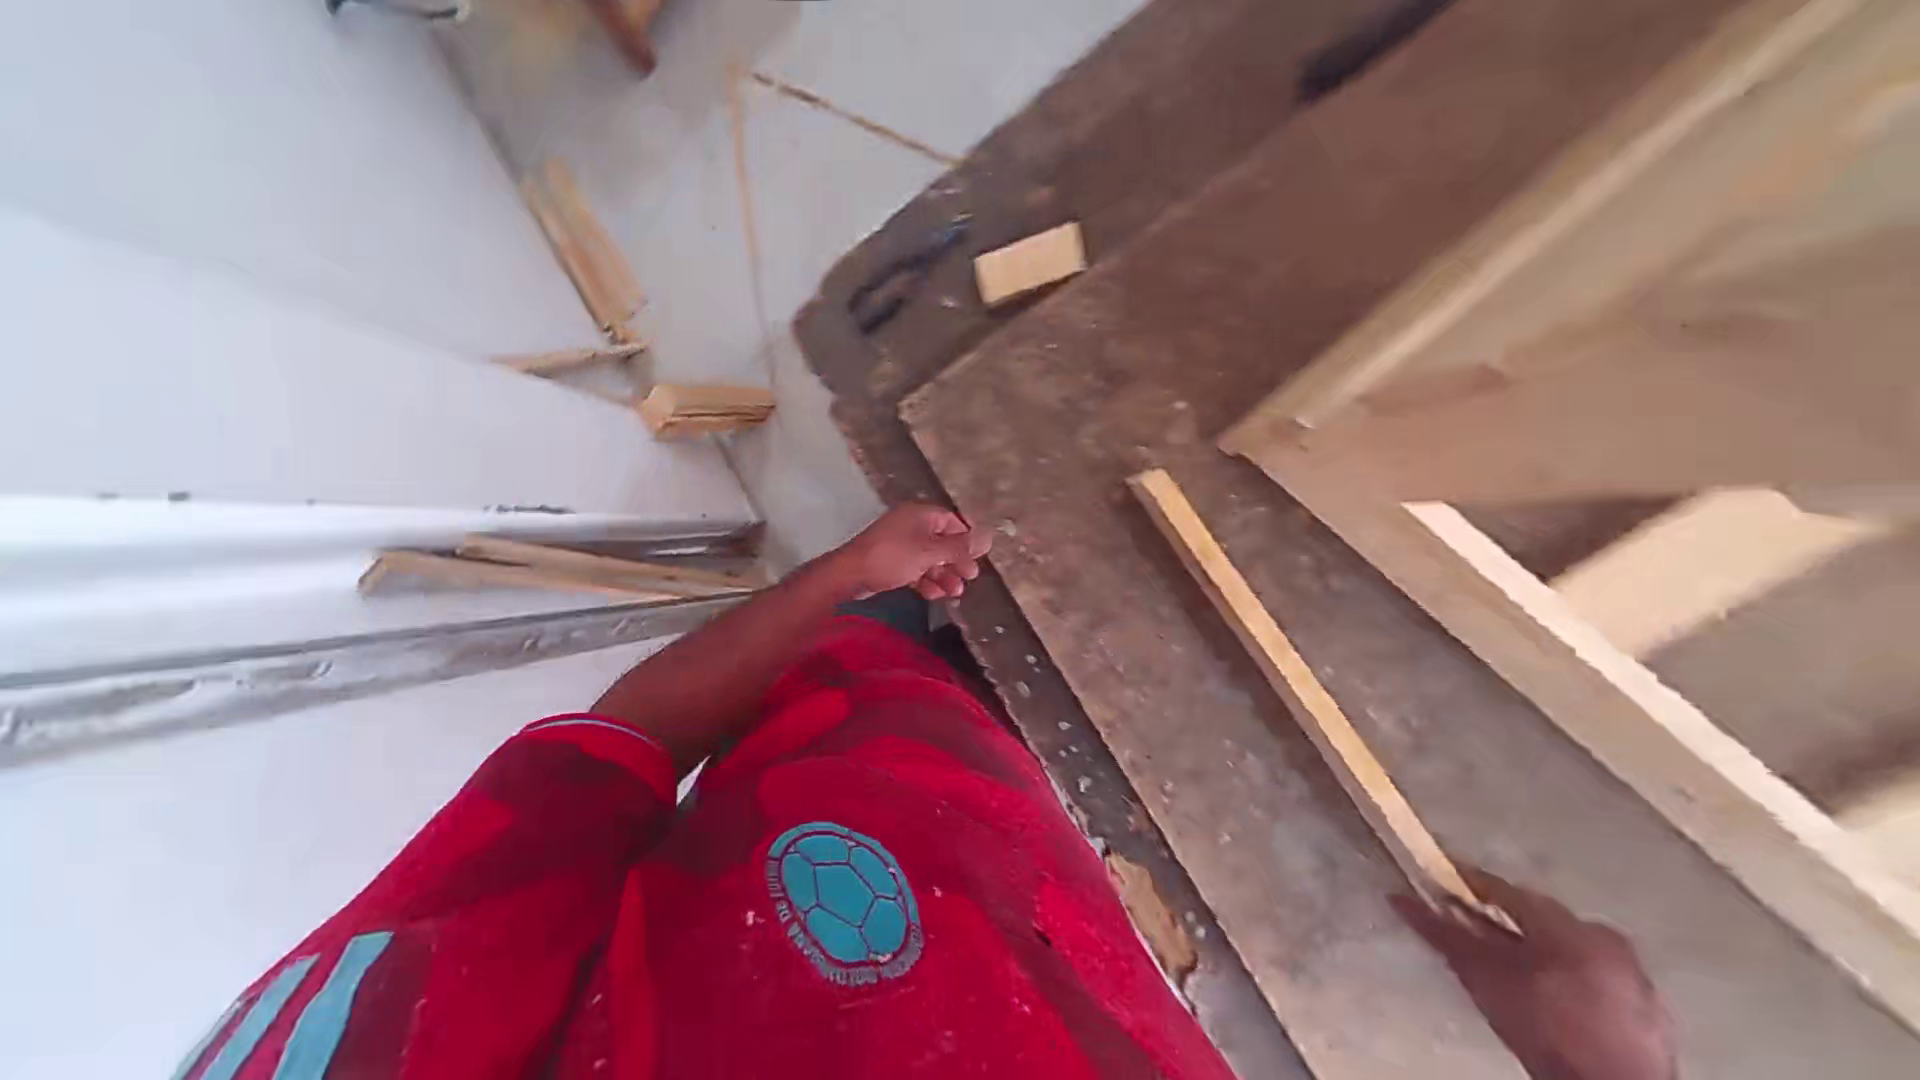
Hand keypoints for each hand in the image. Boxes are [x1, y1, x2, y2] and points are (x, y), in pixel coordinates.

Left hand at [830, 504, 992, 600]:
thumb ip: (959, 547)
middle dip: (956, 561)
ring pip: (930, 558)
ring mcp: (900, 543)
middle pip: (943, 541)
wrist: (850, 574)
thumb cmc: (892, 557)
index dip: (967, 539)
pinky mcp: (891, 561)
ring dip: (944, 574)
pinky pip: (916, 568)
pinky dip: (926, 580)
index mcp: (920, 515)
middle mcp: (911, 525)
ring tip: (955, 593)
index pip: (953, 521)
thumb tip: (989, 536)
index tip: (978, 558)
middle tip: (969, 578)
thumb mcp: (930, 553)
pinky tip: (934, 595)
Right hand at [1392, 870, 1675, 1079]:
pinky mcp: (1649, 1014)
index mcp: (1569, 926)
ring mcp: (1635, 979)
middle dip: (1502, 920)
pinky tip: (1542, 992)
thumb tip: (1400, 899)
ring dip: (1533, 948)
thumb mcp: (1480, 974)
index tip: (1444, 883)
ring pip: (1568, 947)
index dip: (1469, 884)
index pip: (1506, 890)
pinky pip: (1594, 977)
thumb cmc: (1541, 1024)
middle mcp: (1607, 941)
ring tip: (1503, 962)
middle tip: (1470, 926)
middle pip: (1541, 918)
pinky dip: (1563, 975)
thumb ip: (1440, 931)